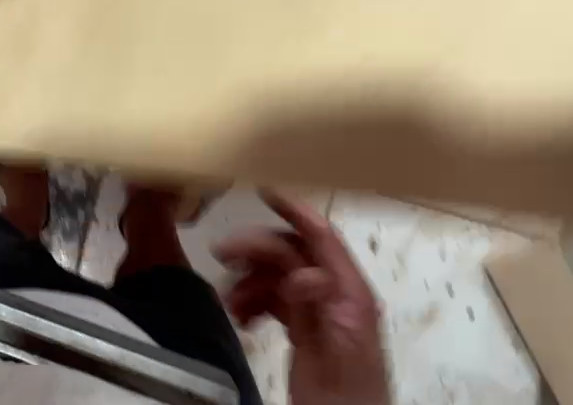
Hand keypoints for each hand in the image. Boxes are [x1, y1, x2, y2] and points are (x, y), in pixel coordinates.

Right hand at [215, 190, 389, 404]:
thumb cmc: (344, 401)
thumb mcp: (331, 355)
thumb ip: (315, 308)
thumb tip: (302, 271)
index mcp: (350, 293)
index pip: (322, 237)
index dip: (294, 209)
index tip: (263, 189)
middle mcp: (336, 294)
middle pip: (292, 252)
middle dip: (256, 250)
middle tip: (222, 256)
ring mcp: (320, 310)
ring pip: (278, 275)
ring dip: (250, 280)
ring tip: (229, 302)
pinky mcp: (305, 328)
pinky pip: (274, 299)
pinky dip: (253, 302)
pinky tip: (240, 317)